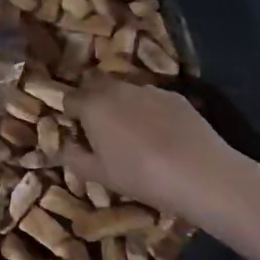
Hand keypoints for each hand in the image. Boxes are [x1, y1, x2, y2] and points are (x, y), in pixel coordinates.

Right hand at [60, 79, 255, 218]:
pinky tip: (161, 133)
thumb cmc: (140, 175)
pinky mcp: (175, 96)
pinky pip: (151, 98)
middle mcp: (116, 88)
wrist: (202, 174)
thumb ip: (70, 156)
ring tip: (133, 131)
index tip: (77, 131)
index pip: (68, 98)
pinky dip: (148, 110)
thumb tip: (58, 145)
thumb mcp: (97, 174)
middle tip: (101, 127)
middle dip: (92, 100)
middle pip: (95, 85)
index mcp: (92, 104)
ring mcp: (148, 89)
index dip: (70, 114)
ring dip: (121, 103)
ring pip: (124, 90)